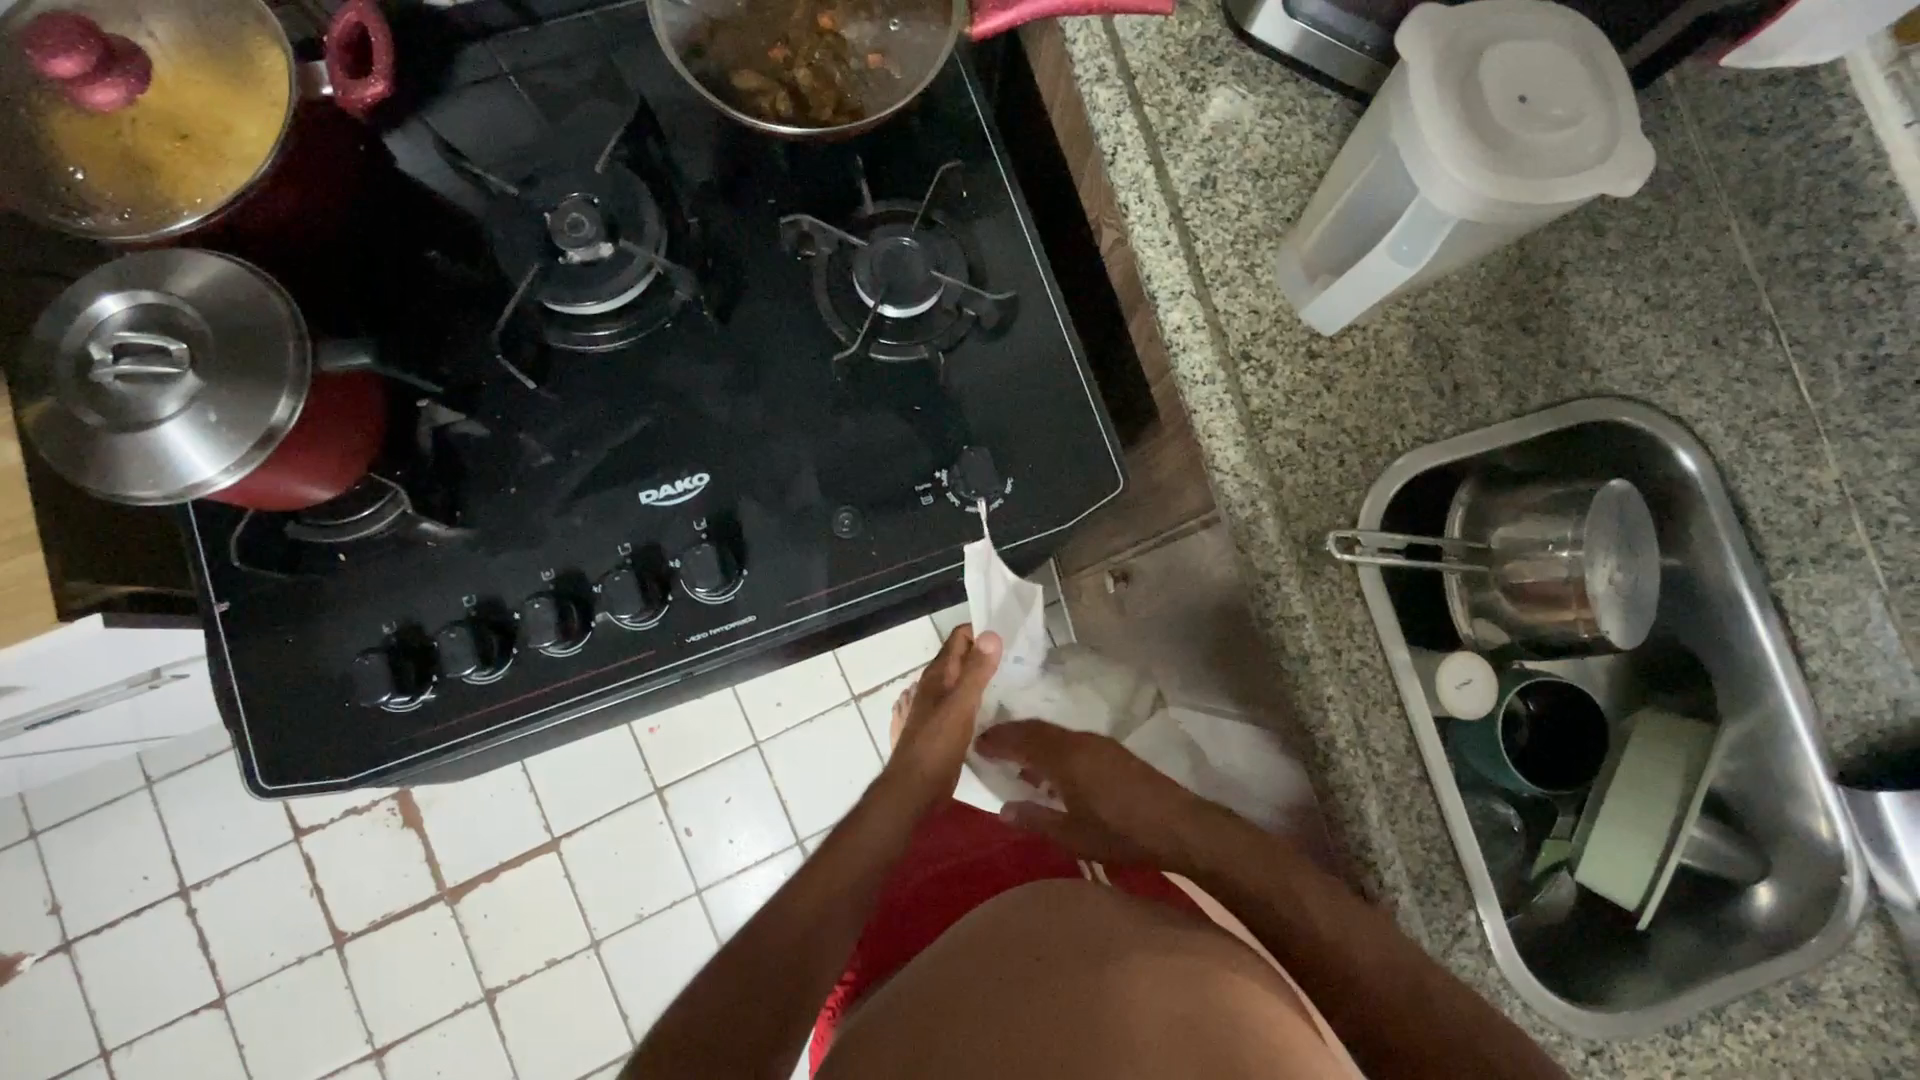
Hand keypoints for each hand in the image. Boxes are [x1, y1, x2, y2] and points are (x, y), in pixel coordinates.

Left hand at [882, 625, 1000, 811]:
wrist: (915, 787)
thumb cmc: (936, 744)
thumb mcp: (960, 704)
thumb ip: (976, 671)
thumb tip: (991, 633)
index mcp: (937, 675)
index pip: (958, 638)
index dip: (981, 630)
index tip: (1009, 634)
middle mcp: (935, 686)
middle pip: (962, 658)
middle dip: (986, 652)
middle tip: (1019, 656)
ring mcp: (939, 707)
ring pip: (964, 681)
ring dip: (984, 676)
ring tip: (1015, 678)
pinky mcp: (945, 727)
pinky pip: (965, 703)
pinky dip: (980, 698)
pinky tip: (999, 707)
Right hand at [973, 720, 1220, 873]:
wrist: (1180, 826)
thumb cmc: (1121, 833)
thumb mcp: (1072, 836)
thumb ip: (1036, 820)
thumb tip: (1004, 809)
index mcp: (1065, 757)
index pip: (1022, 739)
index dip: (997, 740)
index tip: (975, 743)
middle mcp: (1080, 742)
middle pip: (1037, 730)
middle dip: (1011, 735)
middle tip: (989, 744)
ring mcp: (1100, 745)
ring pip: (1056, 735)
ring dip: (1033, 742)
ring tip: (1015, 760)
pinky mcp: (1114, 753)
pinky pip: (1071, 742)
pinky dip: (1052, 749)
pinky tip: (1051, 771)